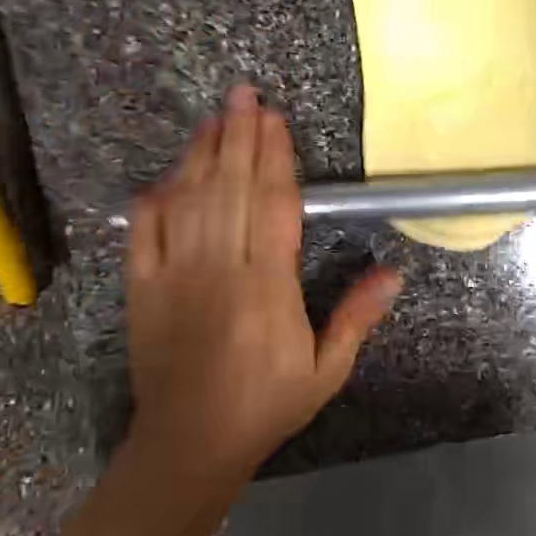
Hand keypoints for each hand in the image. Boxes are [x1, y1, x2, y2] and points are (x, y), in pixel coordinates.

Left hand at [126, 86, 402, 472]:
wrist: (190, 442)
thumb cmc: (266, 404)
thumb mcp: (326, 370)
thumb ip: (357, 317)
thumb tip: (395, 273)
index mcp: (267, 287)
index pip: (273, 205)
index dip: (275, 158)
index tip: (276, 120)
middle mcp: (219, 269)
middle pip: (230, 188)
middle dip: (238, 136)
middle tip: (242, 94)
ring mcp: (174, 275)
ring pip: (187, 200)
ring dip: (200, 154)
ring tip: (213, 118)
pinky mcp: (141, 288)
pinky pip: (143, 233)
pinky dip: (153, 200)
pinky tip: (165, 176)